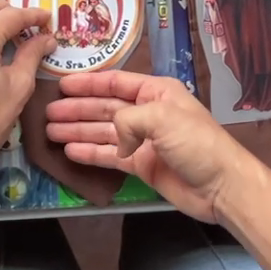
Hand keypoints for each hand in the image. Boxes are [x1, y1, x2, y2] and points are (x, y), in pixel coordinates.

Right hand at [46, 71, 260, 222]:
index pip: (115, 83)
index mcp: (156, 92)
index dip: (88, 83)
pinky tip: (70, 152)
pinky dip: (90, 153)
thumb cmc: (197, 143)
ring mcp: (144, 140)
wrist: (222, 186)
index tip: (62, 85)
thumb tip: (113, 137)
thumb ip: (127, 118)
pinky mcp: (142, 165)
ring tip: (50, 132)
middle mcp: (148, 112)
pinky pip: (110, 155)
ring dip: (78, 131)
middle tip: (48, 112)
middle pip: (104, 107)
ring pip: (103, 131)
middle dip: (77, 109)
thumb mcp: (162, 118)